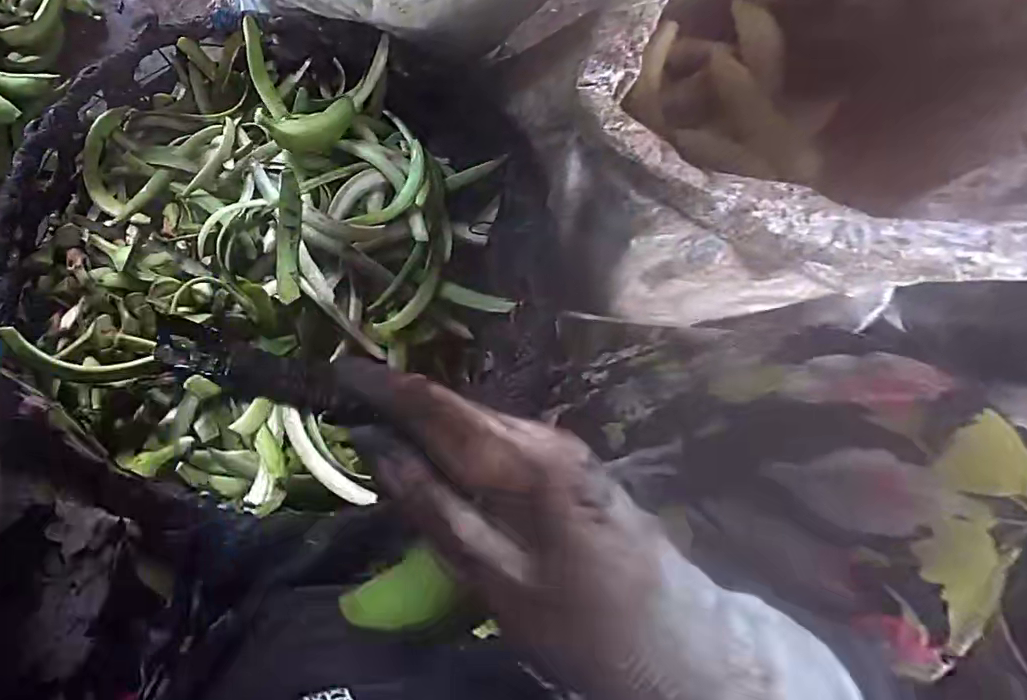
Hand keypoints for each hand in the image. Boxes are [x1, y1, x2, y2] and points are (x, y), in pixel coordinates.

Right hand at [337, 359, 861, 699]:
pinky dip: (450, 439)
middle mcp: (537, 433)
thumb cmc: (584, 626)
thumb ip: (426, 502)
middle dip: (393, 401)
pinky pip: (489, 435)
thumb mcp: (491, 577)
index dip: (377, 383)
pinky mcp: (562, 458)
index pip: (430, 402)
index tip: (333, 371)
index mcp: (520, 459)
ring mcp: (555, 442)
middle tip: (345, 409)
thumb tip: (372, 441)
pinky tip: (433, 459)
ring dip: (421, 421)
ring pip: (468, 419)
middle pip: (448, 404)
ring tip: (379, 433)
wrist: (693, 655)